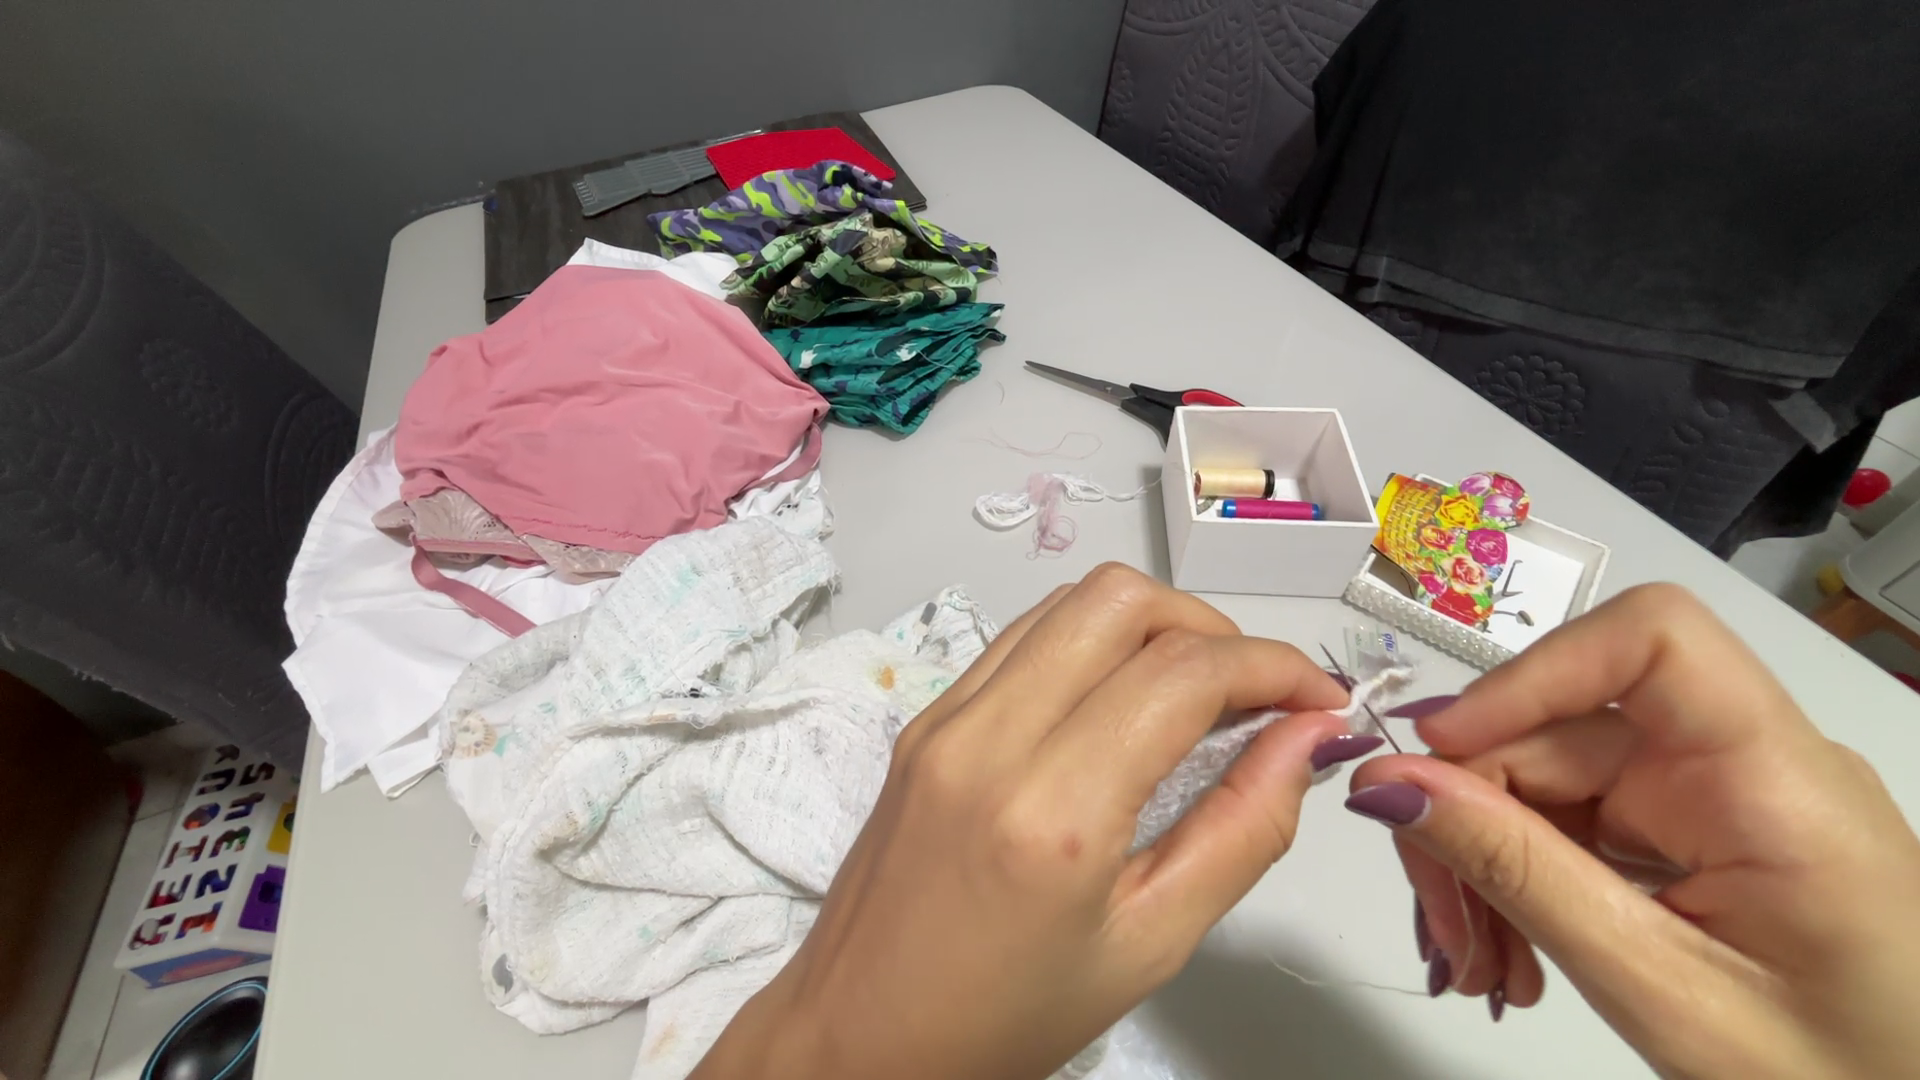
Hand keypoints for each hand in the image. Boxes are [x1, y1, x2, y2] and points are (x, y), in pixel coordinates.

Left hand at [693, 564, 1356, 1079]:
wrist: (859, 1029)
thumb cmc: (1010, 1013)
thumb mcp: (1151, 942)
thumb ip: (1244, 829)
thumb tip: (1307, 737)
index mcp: (1053, 809)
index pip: (1181, 674)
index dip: (1272, 666)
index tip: (1320, 697)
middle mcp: (990, 735)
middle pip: (1119, 600)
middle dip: (1209, 626)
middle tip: (1251, 692)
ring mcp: (945, 714)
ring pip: (1067, 603)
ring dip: (1149, 624)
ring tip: (1193, 690)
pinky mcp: (925, 715)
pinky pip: (1022, 638)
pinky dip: (1089, 641)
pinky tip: (1116, 696)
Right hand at [1347, 584, 1919, 1077]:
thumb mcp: (1661, 989)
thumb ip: (1514, 870)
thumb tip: (1381, 781)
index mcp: (1775, 780)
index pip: (1651, 640)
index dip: (1530, 675)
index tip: (1438, 750)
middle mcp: (1733, 759)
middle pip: (1546, 735)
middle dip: (1468, 823)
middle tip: (1444, 931)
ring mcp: (1699, 791)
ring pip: (1530, 782)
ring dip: (1480, 865)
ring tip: (1480, 965)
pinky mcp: (1673, 824)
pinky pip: (1554, 819)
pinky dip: (1512, 878)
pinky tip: (1510, 951)